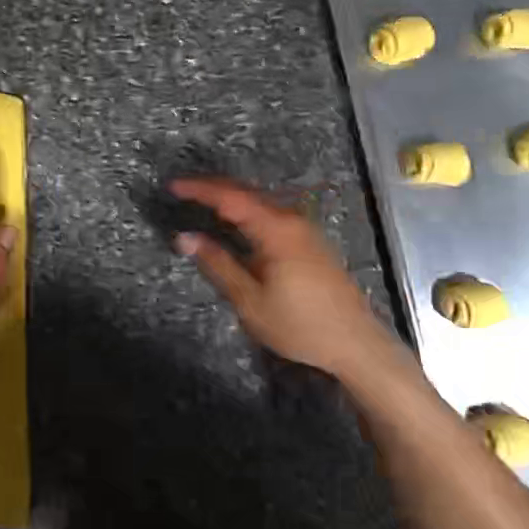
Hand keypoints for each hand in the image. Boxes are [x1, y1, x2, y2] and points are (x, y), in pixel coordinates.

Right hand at [170, 178, 399, 382]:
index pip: (230, 198)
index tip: (173, 186)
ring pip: (261, 202)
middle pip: (247, 193)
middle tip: (182, 190)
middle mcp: (292, 221)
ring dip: (231, 198)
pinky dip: (247, 210)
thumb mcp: (250, 301)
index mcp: (276, 231)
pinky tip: (236, 221)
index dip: (199, 190)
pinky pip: (272, 214)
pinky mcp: (311, 241)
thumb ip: (217, 264)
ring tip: (202, 201)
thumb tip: (185, 237)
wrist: (356, 342)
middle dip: (213, 188)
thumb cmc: (300, 326)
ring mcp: (305, 230)